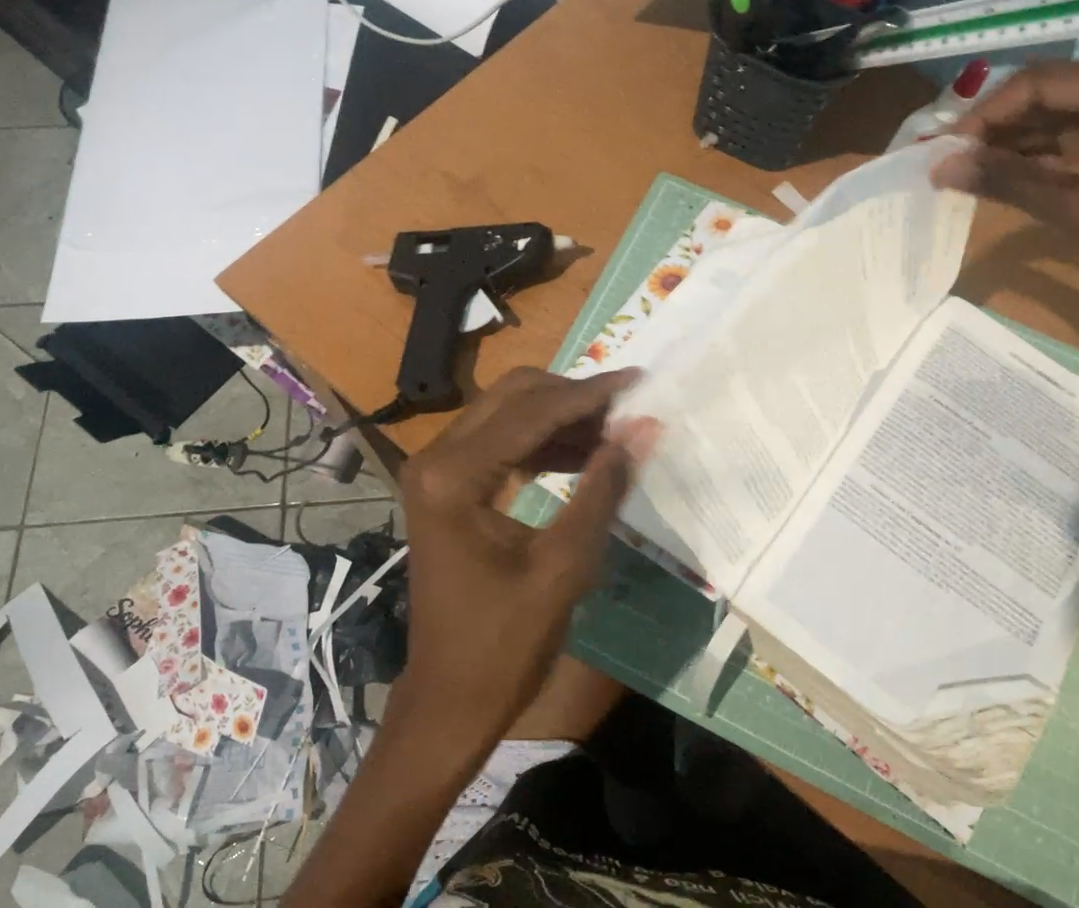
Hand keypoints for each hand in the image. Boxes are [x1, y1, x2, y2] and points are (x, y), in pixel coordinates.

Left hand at [396, 367, 655, 739]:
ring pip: (505, 415)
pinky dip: (540, 444)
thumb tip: (643, 429)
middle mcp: (435, 459)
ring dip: (559, 418)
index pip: (532, 412)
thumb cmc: (505, 643)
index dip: (590, 394)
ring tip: (616, 434)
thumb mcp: (565, 566)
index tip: (641, 381)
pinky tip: (583, 457)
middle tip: (628, 410)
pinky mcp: (445, 488)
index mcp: (454, 476)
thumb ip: (602, 489)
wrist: (451, 696)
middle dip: (573, 397)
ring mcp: (435, 472)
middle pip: (512, 397)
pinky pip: (498, 444)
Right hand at [930, 60, 1078, 327]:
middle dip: (992, 127)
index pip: (1045, 81)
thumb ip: (1008, 181)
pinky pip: (1064, 142)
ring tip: (955, 170)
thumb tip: (939, 166)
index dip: (987, 114)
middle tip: (942, 160)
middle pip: (1046, 94)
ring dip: (1003, 144)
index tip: (943, 151)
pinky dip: (1026, 159)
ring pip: (1049, 118)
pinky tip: (987, 176)